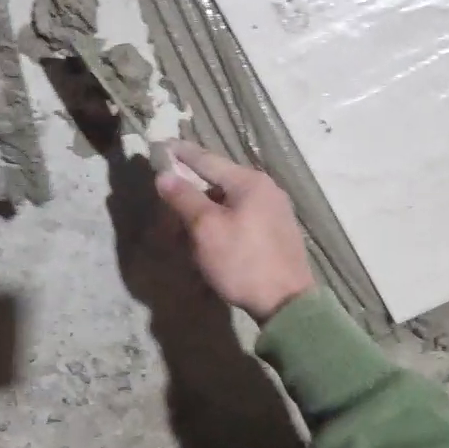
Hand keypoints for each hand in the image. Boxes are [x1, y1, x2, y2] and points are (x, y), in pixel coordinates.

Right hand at [154, 142, 315, 321]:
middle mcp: (265, 190)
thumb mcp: (206, 228)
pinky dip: (219, 227)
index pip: (207, 160)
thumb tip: (164, 175)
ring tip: (184, 238)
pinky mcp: (276, 233)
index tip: (162, 145)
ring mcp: (274, 211)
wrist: (286, 302)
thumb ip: (184, 198)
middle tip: (167, 211)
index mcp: (249, 182)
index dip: (181, 154)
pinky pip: (239, 220)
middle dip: (189, 197)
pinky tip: (208, 246)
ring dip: (203, 217)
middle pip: (217, 184)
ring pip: (227, 205)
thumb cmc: (242, 261)